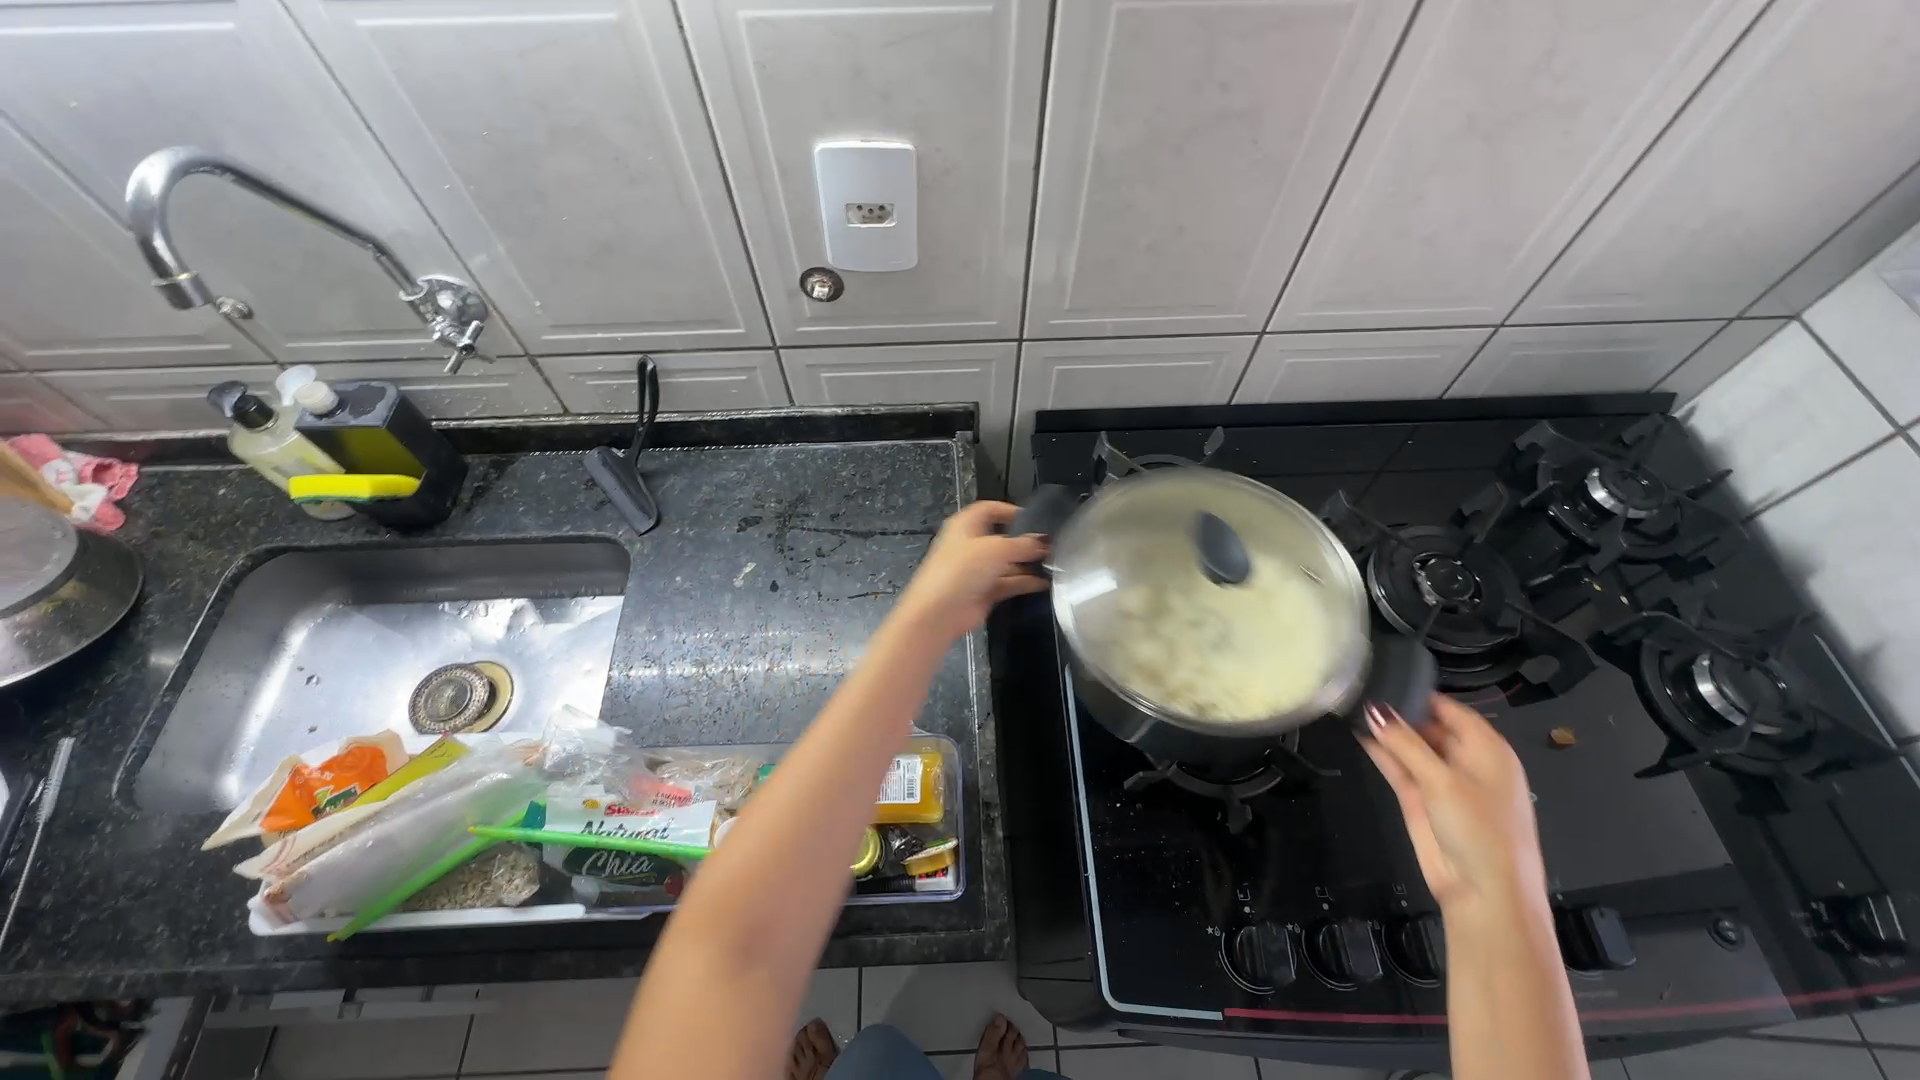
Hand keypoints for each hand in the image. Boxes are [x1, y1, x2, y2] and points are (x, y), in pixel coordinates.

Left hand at [894, 501, 1048, 642]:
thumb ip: (1023, 544)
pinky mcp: (985, 591)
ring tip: (1054, 564)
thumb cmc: (960, 570)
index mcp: (966, 526)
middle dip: (1026, 541)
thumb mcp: (995, 549)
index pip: (990, 510)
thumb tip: (1044, 542)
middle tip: (1052, 544)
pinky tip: (1044, 582)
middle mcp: (971, 546)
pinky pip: (1009, 583)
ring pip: (1008, 563)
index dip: (1011, 510)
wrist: (939, 612)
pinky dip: (1026, 582)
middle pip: (1003, 538)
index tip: (1035, 517)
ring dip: (1029, 563)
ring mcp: (978, 570)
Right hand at [1361, 694, 1548, 919]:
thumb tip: (1374, 709)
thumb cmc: (1479, 829)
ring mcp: (1440, 780)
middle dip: (1399, 711)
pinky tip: (1358, 733)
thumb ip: (1405, 743)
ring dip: (1386, 731)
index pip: (1451, 709)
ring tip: (1351, 704)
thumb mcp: (1443, 781)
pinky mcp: (1420, 799)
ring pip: (1410, 746)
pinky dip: (1381, 752)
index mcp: (1488, 750)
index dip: (1419, 694)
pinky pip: (1399, 767)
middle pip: (1429, 725)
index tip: (1384, 676)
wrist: (1483, 892)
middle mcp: (1465, 760)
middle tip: (1360, 688)